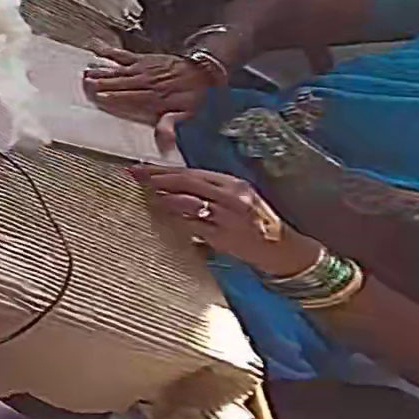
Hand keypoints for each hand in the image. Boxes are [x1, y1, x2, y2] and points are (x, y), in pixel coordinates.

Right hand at [82, 41, 211, 121]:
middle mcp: (145, 83)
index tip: (98, 99)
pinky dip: (111, 54)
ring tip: (86, 73)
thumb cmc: (194, 96)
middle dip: (101, 84)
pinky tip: (99, 52)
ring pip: (118, 71)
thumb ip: (172, 125)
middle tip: (85, 85)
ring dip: (101, 72)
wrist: (205, 71)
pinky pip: (124, 56)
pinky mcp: (143, 59)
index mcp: (154, 99)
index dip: (112, 98)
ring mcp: (143, 69)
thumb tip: (163, 139)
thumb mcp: (189, 115)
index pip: (128, 99)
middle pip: (118, 84)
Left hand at [128, 166, 320, 277]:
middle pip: (186, 182)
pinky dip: (174, 218)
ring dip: (162, 198)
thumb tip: (170, 179)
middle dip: (156, 178)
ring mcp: (226, 217)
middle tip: (135, 176)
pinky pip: (190, 224)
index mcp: (233, 184)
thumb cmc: (254, 221)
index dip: (163, 170)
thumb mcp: (236, 196)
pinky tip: (163, 215)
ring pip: (186, 202)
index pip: (191, 172)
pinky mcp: (222, 236)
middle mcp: (231, 197)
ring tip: (147, 194)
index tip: (141, 168)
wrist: (282, 250)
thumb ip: (208, 187)